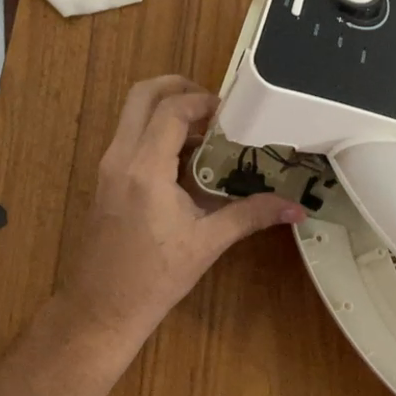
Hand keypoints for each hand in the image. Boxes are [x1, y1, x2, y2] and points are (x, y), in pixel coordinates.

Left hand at [54, 76, 305, 343]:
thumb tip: (295, 208)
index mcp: (145, 169)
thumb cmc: (154, 279)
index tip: (231, 113)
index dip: (203, 101)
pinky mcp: (105, 176)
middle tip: (214, 105)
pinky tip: (187, 155)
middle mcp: (120, 157)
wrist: (100, 309)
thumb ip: (250, 215)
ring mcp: (108, 165)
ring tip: (206, 129)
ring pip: (132, 112)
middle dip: (178, 87)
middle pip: (142, 94)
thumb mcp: (206, 244)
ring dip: (167, 108)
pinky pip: (130, 134)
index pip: (171, 110)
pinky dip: (156, 128)